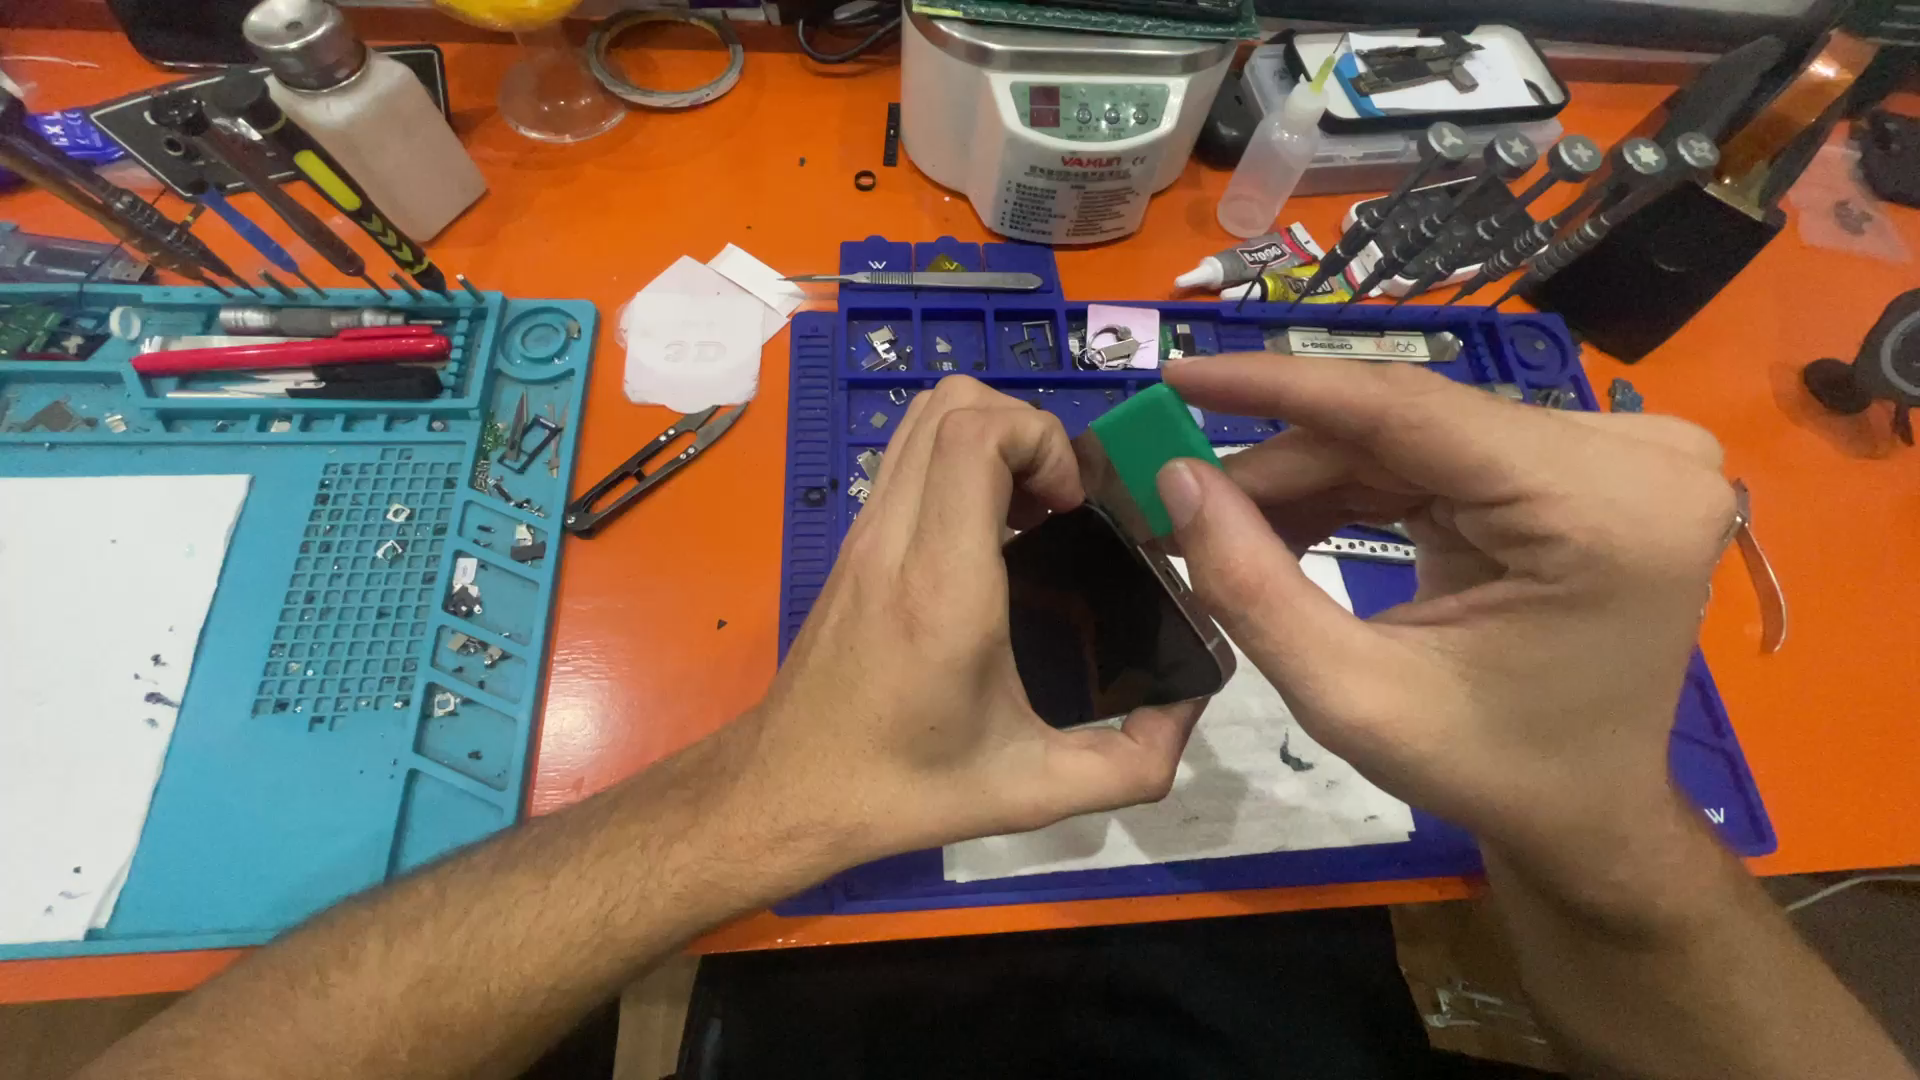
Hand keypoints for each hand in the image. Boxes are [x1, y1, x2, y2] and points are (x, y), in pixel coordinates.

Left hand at [750, 376, 1204, 864]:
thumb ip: (1132, 763)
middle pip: (952, 405)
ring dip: (989, 436)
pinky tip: (986, 531)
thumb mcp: (1036, 791)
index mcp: (943, 585)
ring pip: (921, 418)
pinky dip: (956, 459)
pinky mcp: (852, 542)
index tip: (1074, 503)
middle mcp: (894, 539)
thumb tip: (1189, 706)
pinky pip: (906, 457)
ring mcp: (863, 533)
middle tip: (1060, 503)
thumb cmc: (906, 788)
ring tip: (1029, 508)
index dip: (1041, 439)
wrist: (791, 789)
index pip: (976, 436)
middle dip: (1025, 429)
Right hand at [1157, 355, 1733, 875]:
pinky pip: (1418, 455)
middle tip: (1180, 502)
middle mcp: (1621, 455)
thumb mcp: (1346, 693)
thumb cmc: (1484, 767)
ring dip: (1300, 480)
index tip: (1180, 375)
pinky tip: (1282, 527)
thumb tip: (1176, 480)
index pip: (1405, 408)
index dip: (1277, 387)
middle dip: (1276, 466)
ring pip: (1394, 437)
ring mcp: (1600, 454)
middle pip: (1393, 426)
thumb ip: (1250, 586)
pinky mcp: (1564, 469)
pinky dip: (1339, 490)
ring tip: (1223, 526)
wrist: (1581, 809)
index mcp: (1600, 508)